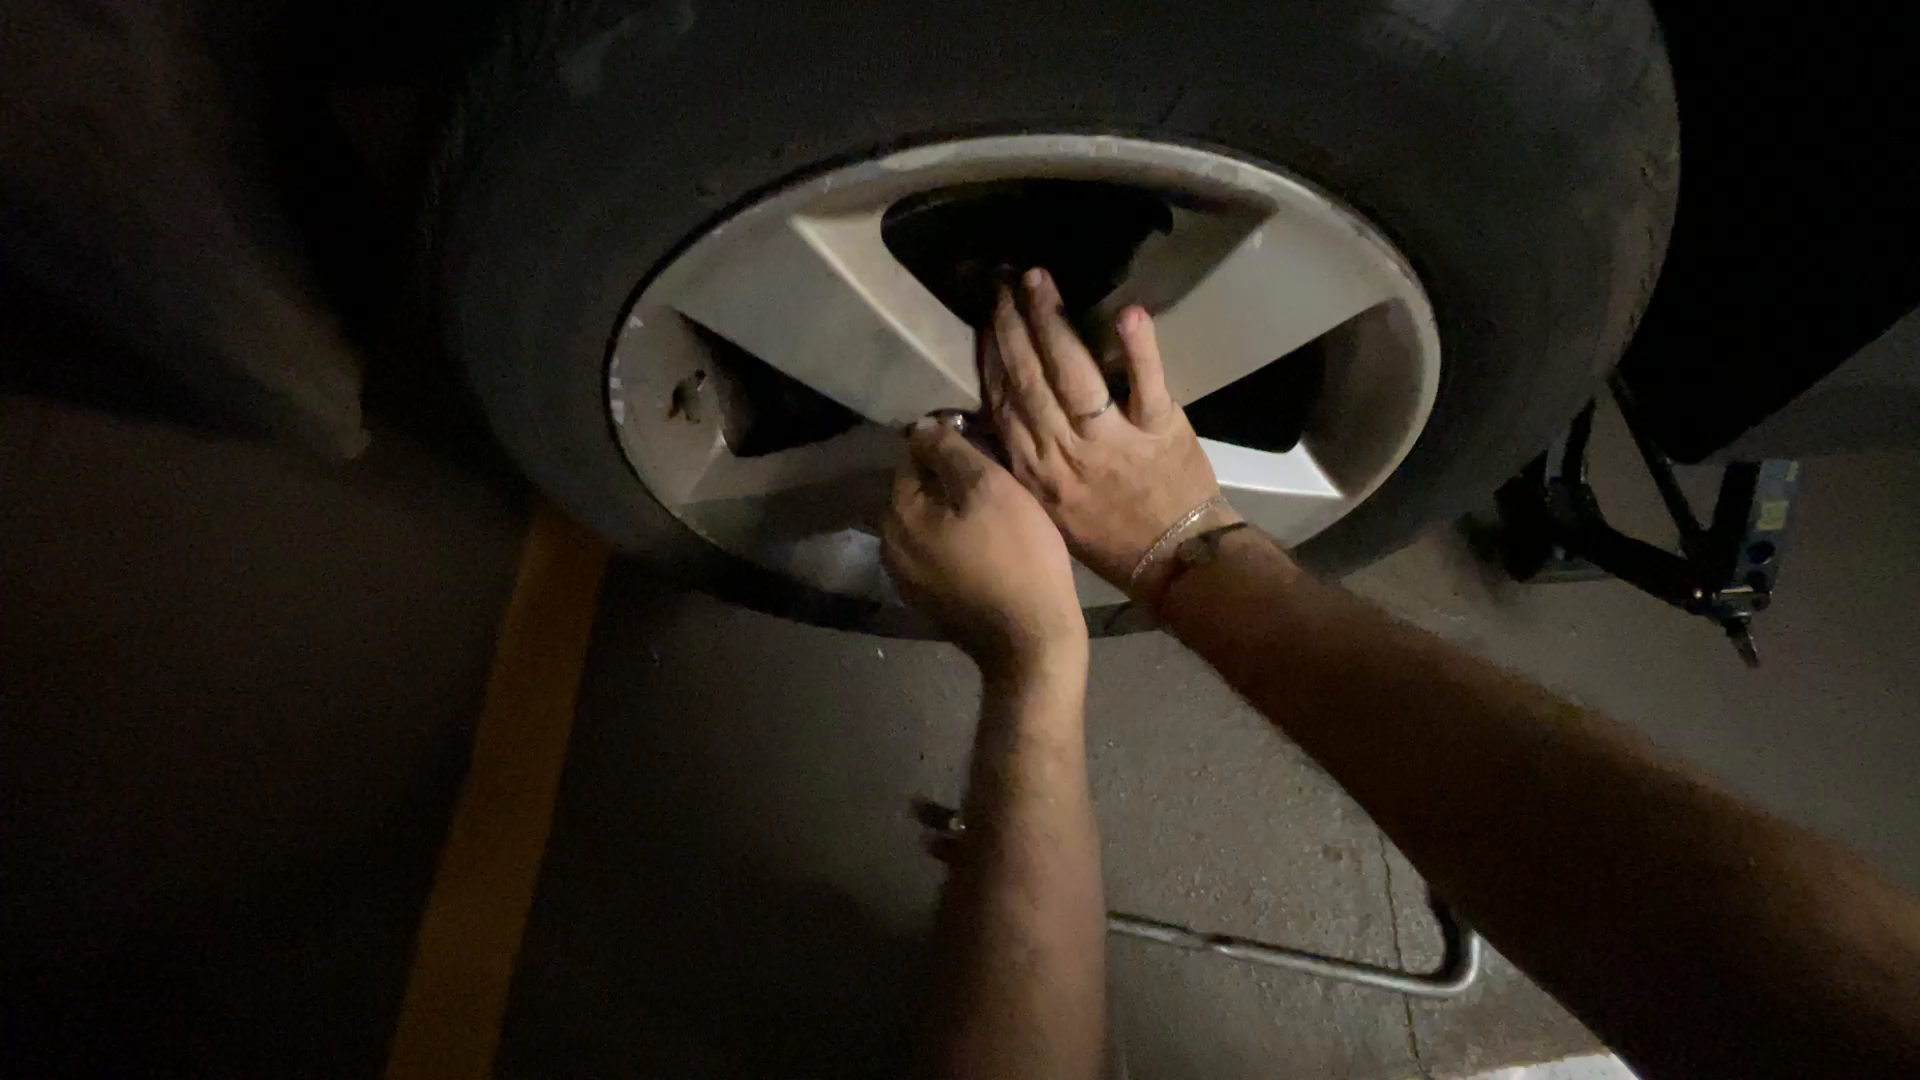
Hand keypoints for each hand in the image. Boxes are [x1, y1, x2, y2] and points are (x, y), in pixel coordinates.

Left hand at [883, 415, 1088, 674]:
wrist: (1031, 640)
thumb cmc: (1017, 556)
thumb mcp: (990, 488)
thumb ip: (950, 450)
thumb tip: (920, 426)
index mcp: (897, 513)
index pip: (912, 455)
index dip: (950, 444)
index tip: (987, 452)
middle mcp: (888, 543)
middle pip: (917, 490)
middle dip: (950, 480)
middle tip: (998, 485)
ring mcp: (904, 576)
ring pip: (927, 521)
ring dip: (954, 512)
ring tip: (997, 515)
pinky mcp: (925, 598)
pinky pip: (936, 551)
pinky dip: (956, 542)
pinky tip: (988, 548)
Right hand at [985, 268, 1240, 595]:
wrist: (1172, 562)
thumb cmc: (1108, 539)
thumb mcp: (1048, 510)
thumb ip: (1026, 464)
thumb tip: (1003, 417)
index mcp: (1035, 472)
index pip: (1004, 405)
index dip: (992, 359)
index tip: (986, 321)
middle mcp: (1064, 452)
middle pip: (1029, 381)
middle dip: (1013, 328)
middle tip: (1003, 285)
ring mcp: (1111, 441)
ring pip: (1073, 376)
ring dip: (1052, 324)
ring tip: (1037, 281)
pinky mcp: (1159, 432)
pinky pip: (1146, 385)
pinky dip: (1140, 350)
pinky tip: (1127, 312)